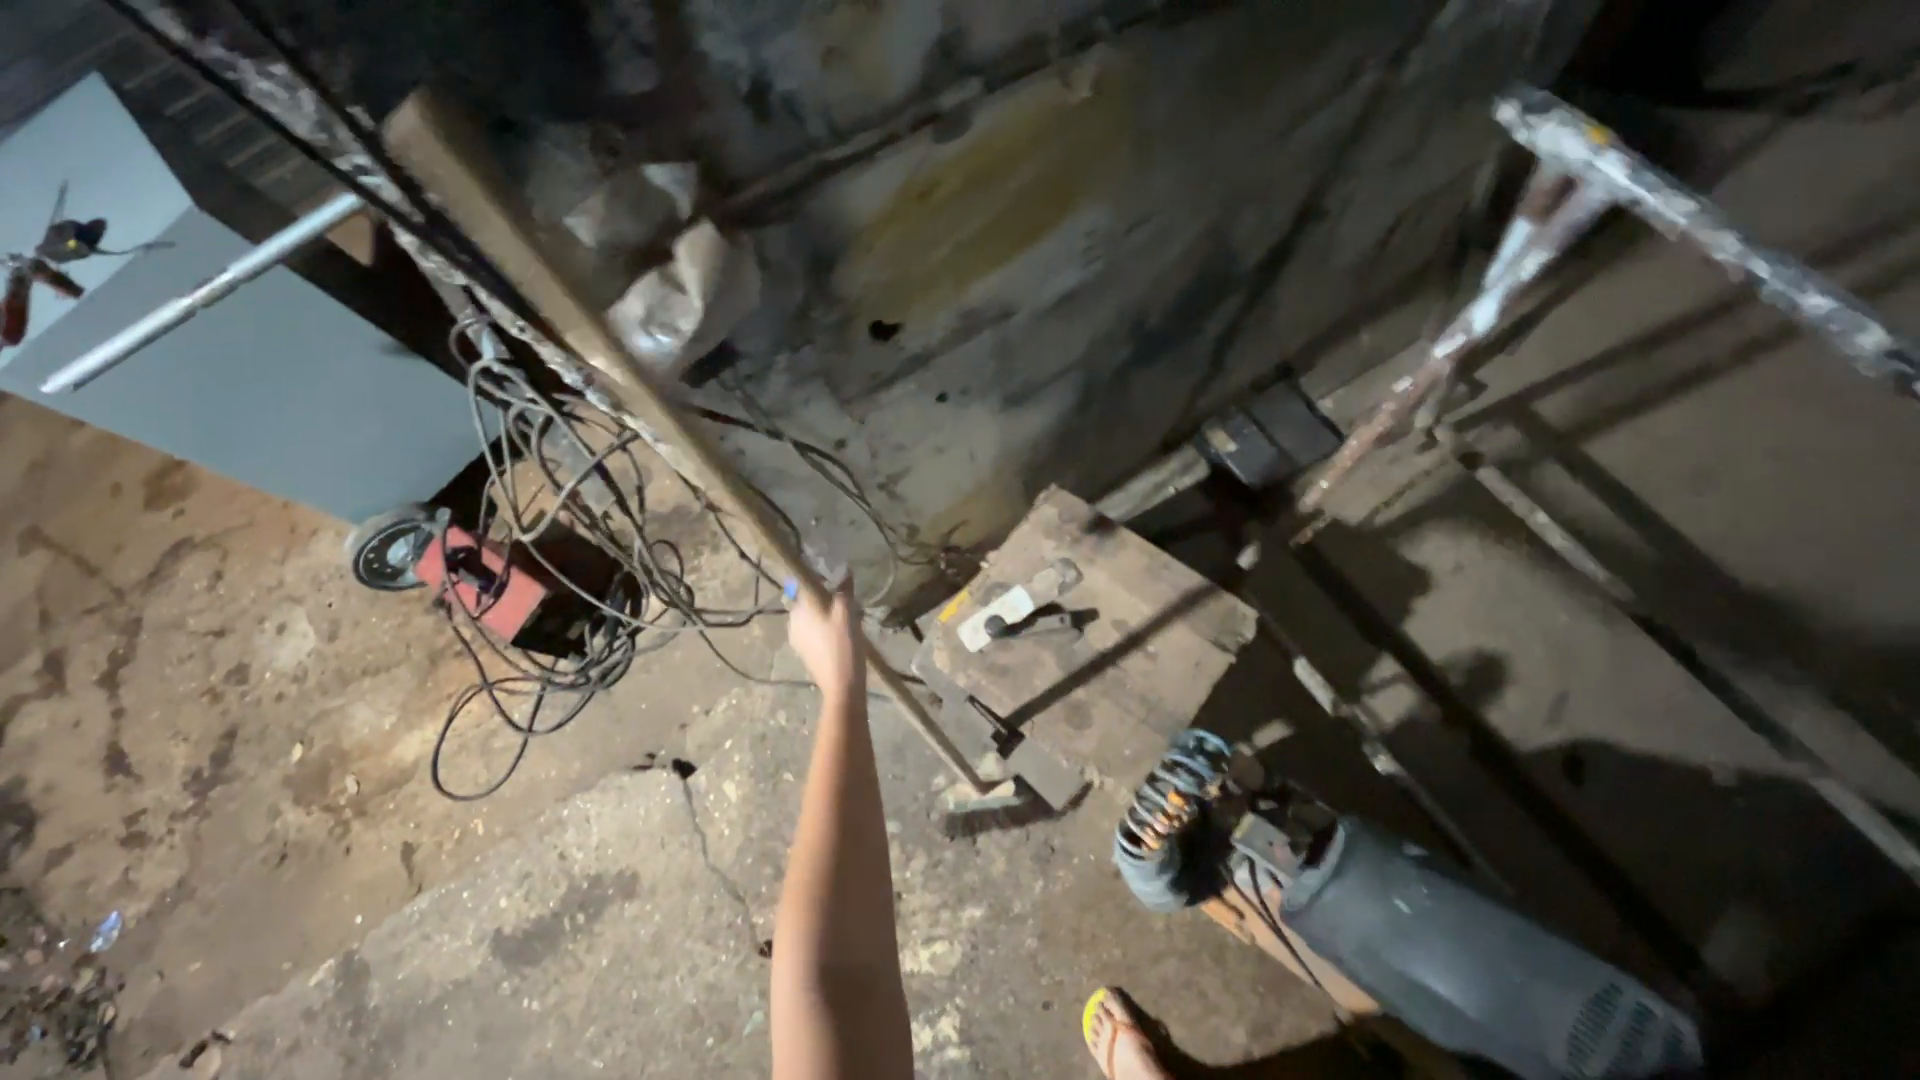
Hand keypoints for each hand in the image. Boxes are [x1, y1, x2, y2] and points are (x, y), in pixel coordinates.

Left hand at [787, 578, 863, 696]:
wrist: (841, 684)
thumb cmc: (844, 644)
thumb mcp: (847, 613)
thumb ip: (844, 589)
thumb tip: (844, 571)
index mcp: (800, 607)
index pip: (805, 582)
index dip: (822, 578)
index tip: (837, 582)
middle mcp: (793, 618)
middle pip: (809, 599)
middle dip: (826, 598)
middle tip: (847, 603)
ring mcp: (795, 636)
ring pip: (811, 615)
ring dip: (826, 613)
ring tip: (846, 620)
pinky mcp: (802, 649)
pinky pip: (812, 630)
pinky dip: (823, 627)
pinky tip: (839, 635)